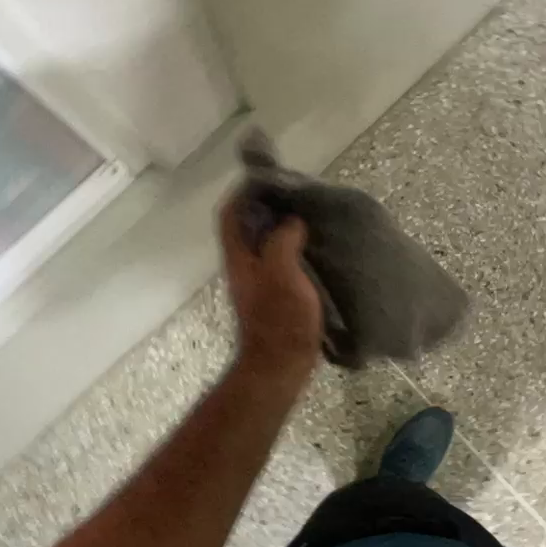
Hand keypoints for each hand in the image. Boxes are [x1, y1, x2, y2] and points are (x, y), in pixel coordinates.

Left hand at [219, 195, 322, 375]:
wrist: (280, 368)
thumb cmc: (280, 320)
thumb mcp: (282, 272)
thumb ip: (283, 240)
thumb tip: (292, 222)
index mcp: (239, 257)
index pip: (230, 214)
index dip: (243, 192)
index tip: (267, 178)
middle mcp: (244, 267)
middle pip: (247, 227)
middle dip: (266, 207)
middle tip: (296, 195)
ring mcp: (258, 284)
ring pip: (265, 245)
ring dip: (282, 228)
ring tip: (309, 216)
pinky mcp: (274, 298)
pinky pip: (280, 262)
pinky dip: (294, 249)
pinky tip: (316, 249)